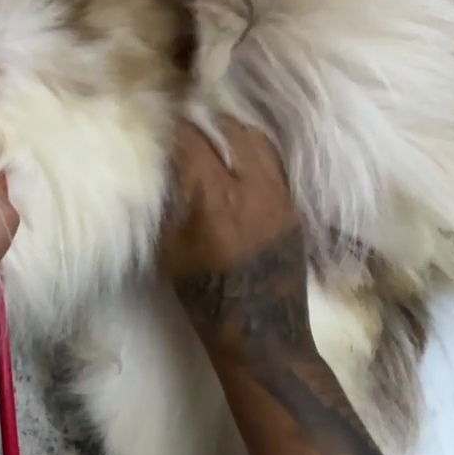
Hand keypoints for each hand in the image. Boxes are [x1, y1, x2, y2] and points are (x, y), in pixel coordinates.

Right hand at [158, 117, 299, 281]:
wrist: (262, 334)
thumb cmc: (204, 293)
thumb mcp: (170, 247)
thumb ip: (169, 202)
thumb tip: (161, 168)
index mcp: (216, 200)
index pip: (193, 142)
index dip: (174, 127)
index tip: (159, 120)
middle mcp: (253, 190)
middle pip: (231, 131)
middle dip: (205, 122)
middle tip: (186, 123)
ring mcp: (280, 197)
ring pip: (259, 141)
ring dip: (232, 133)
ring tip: (212, 136)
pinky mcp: (293, 208)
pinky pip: (273, 163)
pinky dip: (252, 152)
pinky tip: (235, 161)